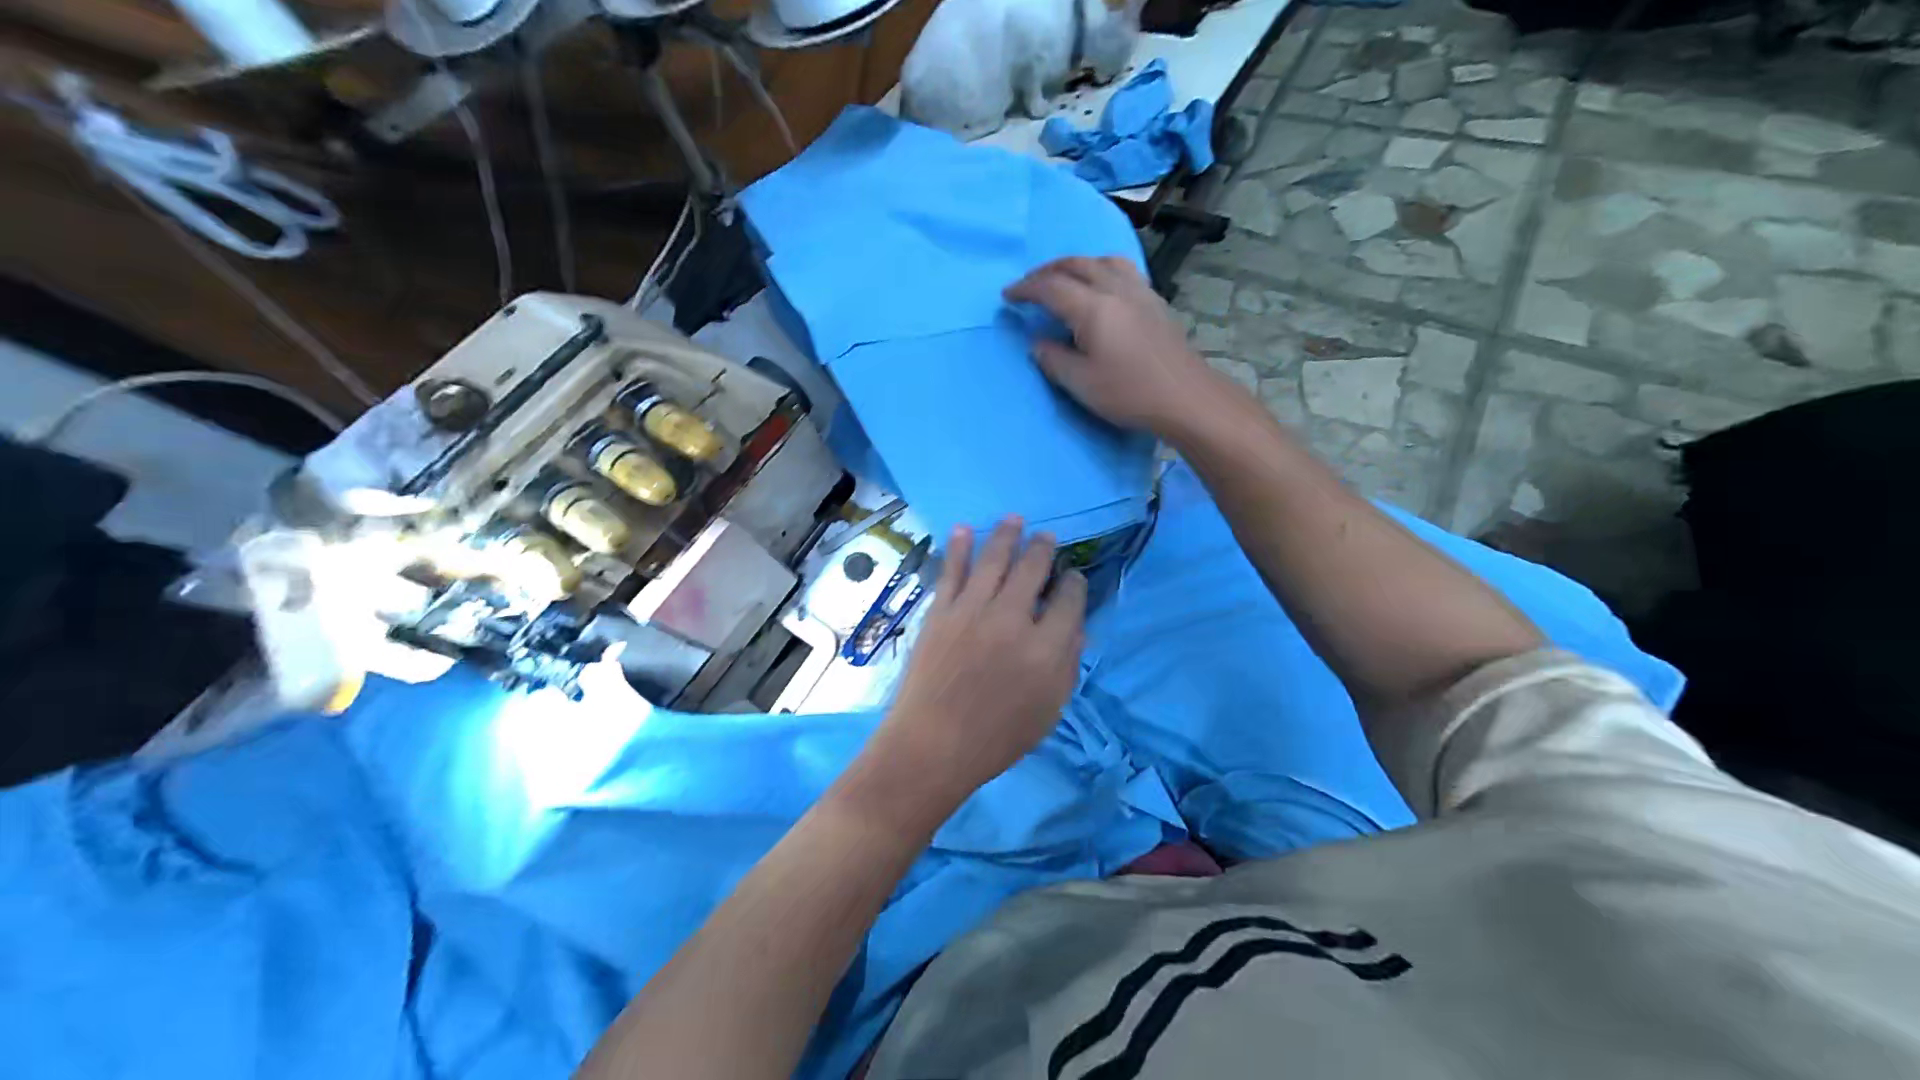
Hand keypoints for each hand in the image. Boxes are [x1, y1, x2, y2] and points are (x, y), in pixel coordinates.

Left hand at [853, 518, 1086, 822]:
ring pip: (994, 560)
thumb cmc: (998, 737)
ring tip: (1014, 519)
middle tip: (1047, 538)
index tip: (1073, 577)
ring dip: (1006, 535)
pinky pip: (952, 570)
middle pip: (1033, 569)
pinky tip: (964, 529)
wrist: (934, 743)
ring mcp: (973, 610)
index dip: (1074, 584)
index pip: (1069, 600)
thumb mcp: (1050, 710)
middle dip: (1044, 549)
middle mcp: (1012, 619)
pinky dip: (958, 547)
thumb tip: (1076, 627)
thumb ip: (1067, 665)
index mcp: (1046, 648)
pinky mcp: (941, 611)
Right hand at [1004, 256, 1236, 440]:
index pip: (1050, 287)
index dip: (1025, 289)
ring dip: (1076, 264)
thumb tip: (1037, 343)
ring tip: (1064, 278)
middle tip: (1029, 285)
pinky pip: (1123, 270)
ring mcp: (1140, 292)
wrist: (1186, 397)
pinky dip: (1101, 269)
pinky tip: (1101, 286)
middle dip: (1047, 271)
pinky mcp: (1156, 302)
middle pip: (1076, 264)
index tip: (1007, 296)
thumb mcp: (1081, 383)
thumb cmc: (1130, 393)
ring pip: (1103, 261)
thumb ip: (1053, 359)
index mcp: (1093, 308)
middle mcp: (1116, 289)